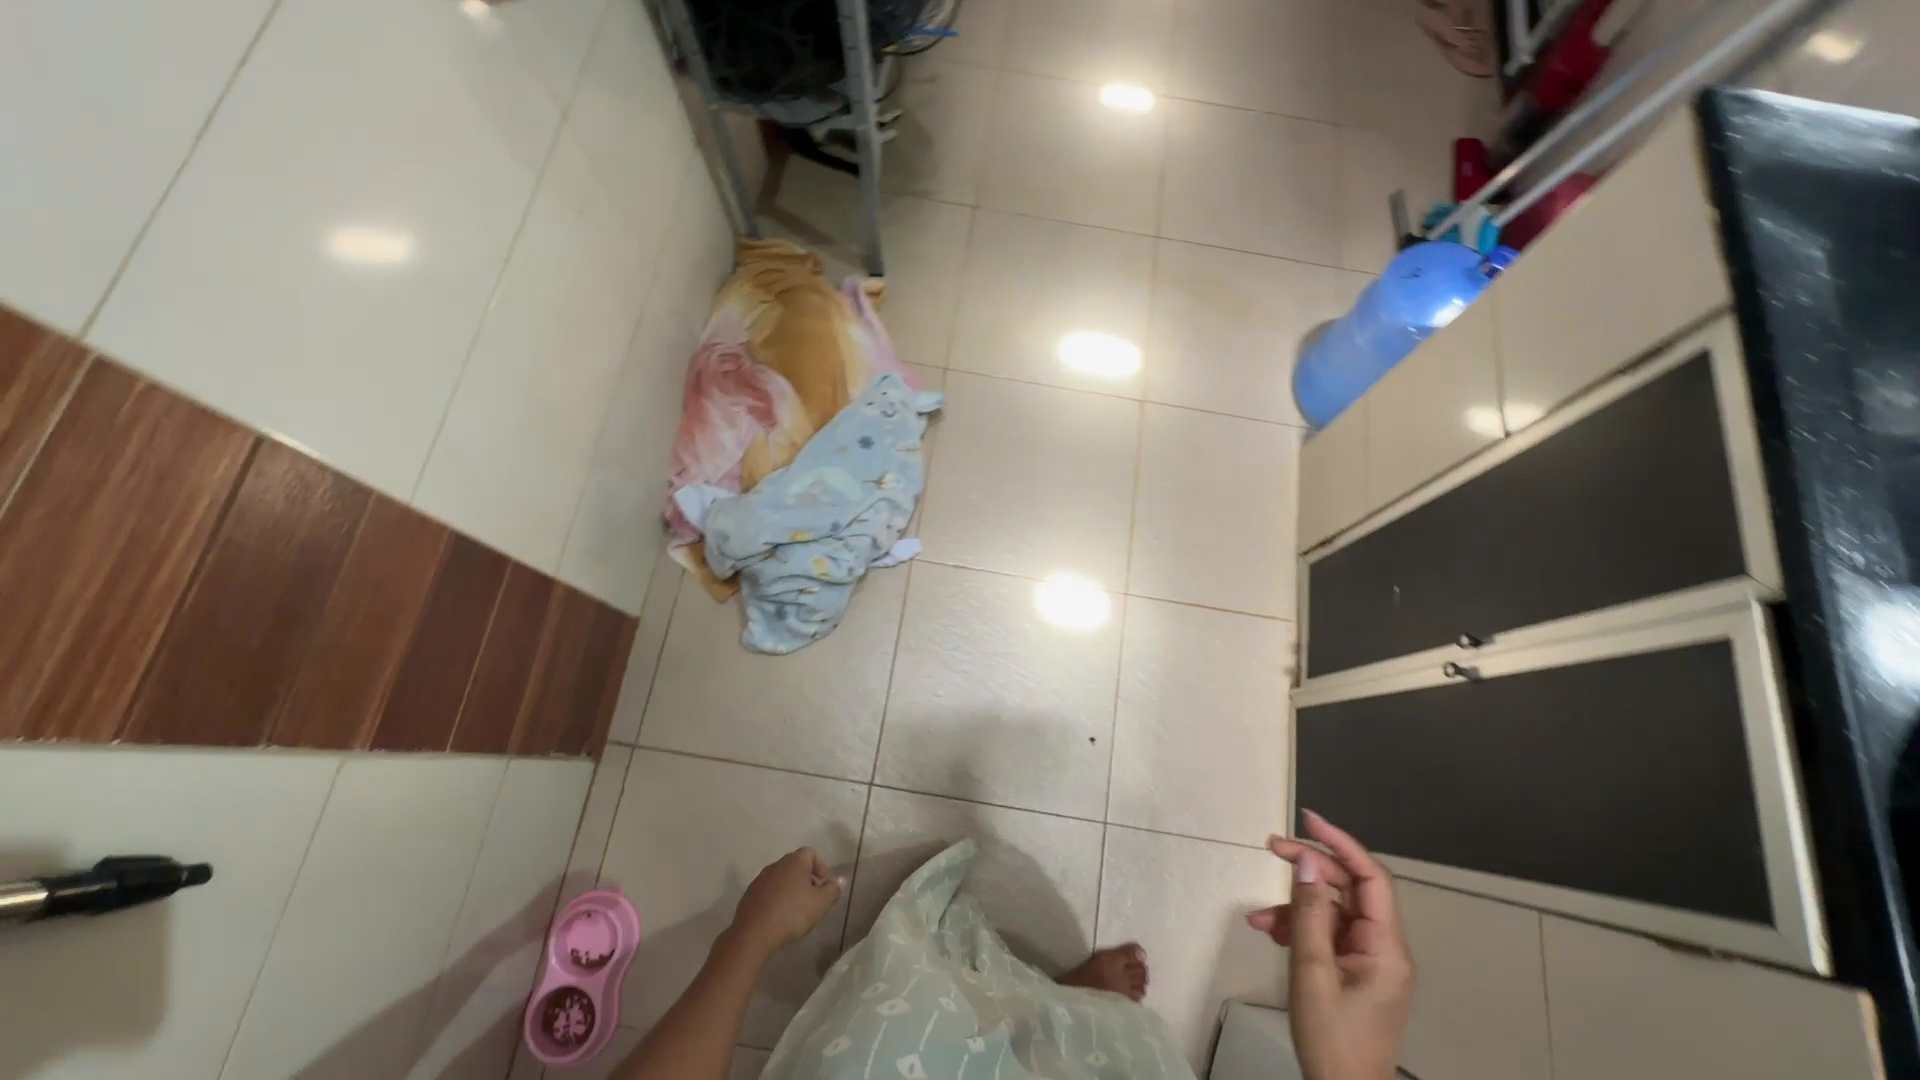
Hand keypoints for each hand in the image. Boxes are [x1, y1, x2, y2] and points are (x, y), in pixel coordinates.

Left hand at [730, 847, 845, 954]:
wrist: (754, 933)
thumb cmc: (792, 913)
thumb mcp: (820, 904)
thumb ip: (832, 890)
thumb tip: (839, 880)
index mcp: (794, 861)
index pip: (810, 852)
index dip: (821, 865)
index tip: (825, 883)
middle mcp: (776, 865)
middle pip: (795, 865)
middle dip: (806, 878)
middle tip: (813, 897)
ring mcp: (760, 879)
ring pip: (781, 878)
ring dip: (790, 888)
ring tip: (797, 909)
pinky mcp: (749, 895)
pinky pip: (768, 891)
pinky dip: (776, 898)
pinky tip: (779, 916)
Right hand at [1246, 811, 1413, 1079]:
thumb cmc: (1331, 1038)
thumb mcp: (1312, 973)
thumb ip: (1309, 913)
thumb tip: (1309, 859)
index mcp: (1385, 946)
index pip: (1371, 877)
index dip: (1341, 842)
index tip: (1307, 819)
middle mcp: (1383, 947)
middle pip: (1349, 889)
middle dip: (1310, 868)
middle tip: (1271, 849)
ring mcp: (1369, 960)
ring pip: (1332, 912)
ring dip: (1295, 906)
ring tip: (1258, 918)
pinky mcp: (1353, 972)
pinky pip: (1326, 935)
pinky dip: (1298, 929)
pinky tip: (1268, 932)